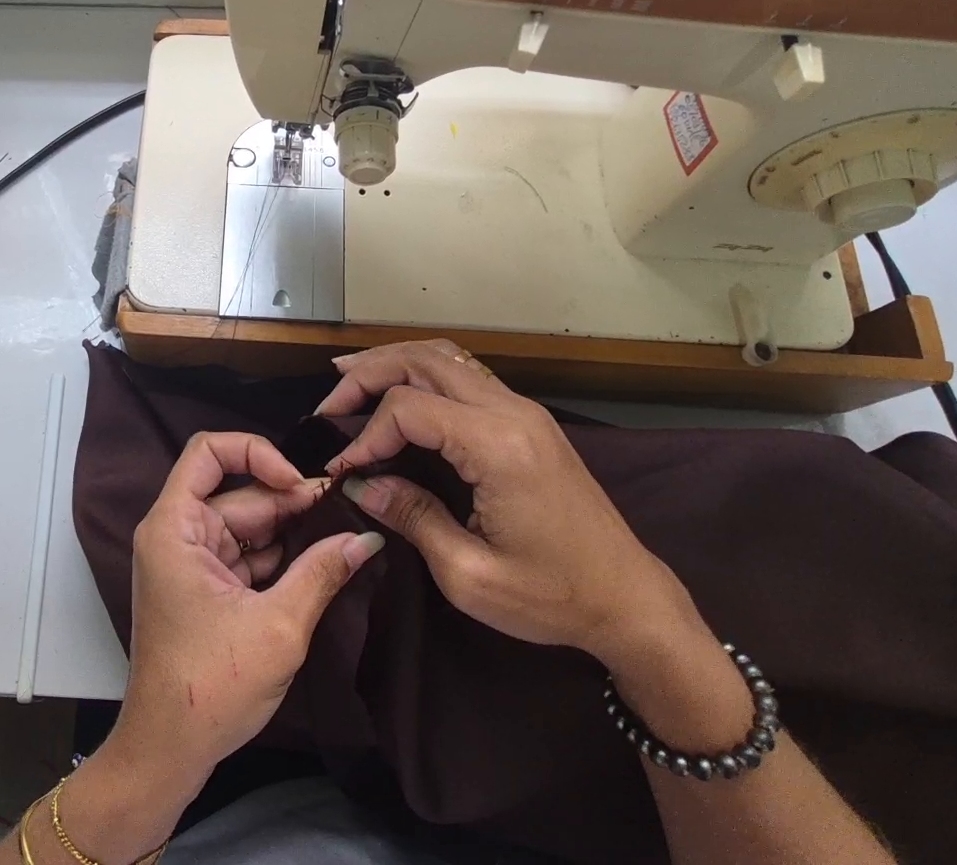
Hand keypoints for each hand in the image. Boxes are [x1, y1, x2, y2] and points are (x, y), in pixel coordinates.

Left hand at [112, 432, 383, 787]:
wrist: (168, 750)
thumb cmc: (210, 688)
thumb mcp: (279, 626)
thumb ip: (323, 573)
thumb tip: (366, 537)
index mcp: (175, 529)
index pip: (209, 453)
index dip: (257, 453)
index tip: (299, 485)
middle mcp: (177, 535)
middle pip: (239, 492)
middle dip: (291, 502)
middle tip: (347, 513)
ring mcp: (191, 561)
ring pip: (248, 524)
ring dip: (291, 532)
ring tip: (343, 536)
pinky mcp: (206, 586)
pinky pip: (247, 554)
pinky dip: (281, 558)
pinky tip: (321, 563)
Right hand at [316, 340, 696, 664]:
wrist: (628, 598)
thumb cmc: (552, 596)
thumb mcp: (468, 573)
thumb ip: (411, 517)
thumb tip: (359, 483)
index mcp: (498, 447)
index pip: (409, 408)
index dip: (365, 435)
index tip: (342, 471)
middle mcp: (513, 413)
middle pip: (425, 360)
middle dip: (368, 374)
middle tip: (328, 406)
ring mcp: (524, 411)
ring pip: (447, 357)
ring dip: (394, 363)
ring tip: (349, 379)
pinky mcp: (528, 421)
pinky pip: (465, 374)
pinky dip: (422, 373)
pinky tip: (398, 391)